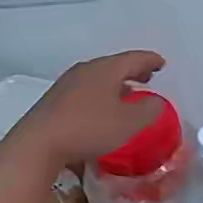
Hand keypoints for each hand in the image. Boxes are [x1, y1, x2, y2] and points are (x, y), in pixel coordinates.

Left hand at [0, 50, 165, 168]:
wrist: (39, 143)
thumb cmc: (88, 129)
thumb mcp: (128, 123)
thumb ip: (148, 110)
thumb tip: (156, 102)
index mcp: (105, 69)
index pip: (134, 58)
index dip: (150, 60)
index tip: (162, 64)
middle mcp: (85, 70)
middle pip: (114, 66)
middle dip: (133, 71)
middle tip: (148, 77)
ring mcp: (67, 84)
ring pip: (98, 78)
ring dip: (116, 84)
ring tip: (127, 94)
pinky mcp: (55, 101)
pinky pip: (86, 91)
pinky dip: (100, 94)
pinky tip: (101, 109)